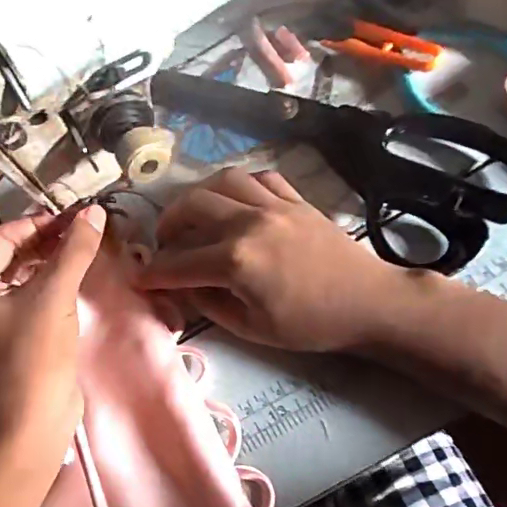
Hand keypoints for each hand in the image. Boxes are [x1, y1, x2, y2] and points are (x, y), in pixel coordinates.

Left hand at [0, 203, 105, 444]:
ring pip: (24, 276)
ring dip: (52, 260)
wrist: (34, 419)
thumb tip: (95, 211)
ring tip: (86, 245)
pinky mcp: (16, 335)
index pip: (2, 237)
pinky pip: (33, 296)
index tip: (75, 215)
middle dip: (47, 239)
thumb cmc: (35, 353)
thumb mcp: (54, 295)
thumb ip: (74, 251)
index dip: (38, 222)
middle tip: (84, 227)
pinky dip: (54, 282)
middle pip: (11, 254)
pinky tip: (78, 275)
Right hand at [139, 168, 427, 351]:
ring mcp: (275, 205)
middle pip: (192, 206)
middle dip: (168, 224)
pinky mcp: (297, 200)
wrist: (368, 301)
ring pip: (223, 181)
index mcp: (236, 260)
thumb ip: (211, 304)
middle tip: (166, 244)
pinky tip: (237, 204)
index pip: (178, 263)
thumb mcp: (254, 328)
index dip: (153, 272)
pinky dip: (240, 186)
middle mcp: (249, 222)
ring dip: (199, 196)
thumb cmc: (312, 324)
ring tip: (195, 216)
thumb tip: (182, 287)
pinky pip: (260, 178)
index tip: (137, 278)